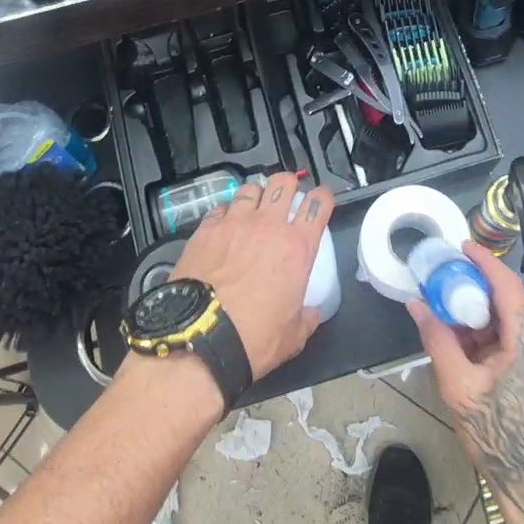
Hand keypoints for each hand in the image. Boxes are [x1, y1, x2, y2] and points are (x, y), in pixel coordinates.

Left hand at [171, 172, 334, 378]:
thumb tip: (311, 313)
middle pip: (283, 183)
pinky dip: (227, 212)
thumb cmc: (254, 338)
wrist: (200, 339)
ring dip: (257, 194)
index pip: (318, 204)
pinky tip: (225, 223)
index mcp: (297, 247)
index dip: (323, 197)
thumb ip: (307, 317)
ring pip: (250, 189)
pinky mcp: (205, 230)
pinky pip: (220, 208)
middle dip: (288, 185)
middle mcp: (268, 226)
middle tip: (286, 195)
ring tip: (254, 205)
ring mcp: (234, 223)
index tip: (321, 198)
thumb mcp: (294, 335)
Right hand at [409, 243, 523, 503]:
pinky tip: (466, 341)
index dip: (484, 262)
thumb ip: (438, 339)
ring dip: (481, 316)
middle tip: (443, 282)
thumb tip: (416, 304)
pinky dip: (492, 335)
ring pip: (514, 322)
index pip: (508, 287)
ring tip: (447, 313)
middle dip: (475, 290)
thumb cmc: (495, 436)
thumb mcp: (458, 387)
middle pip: (511, 302)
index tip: (461, 247)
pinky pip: (519, 340)